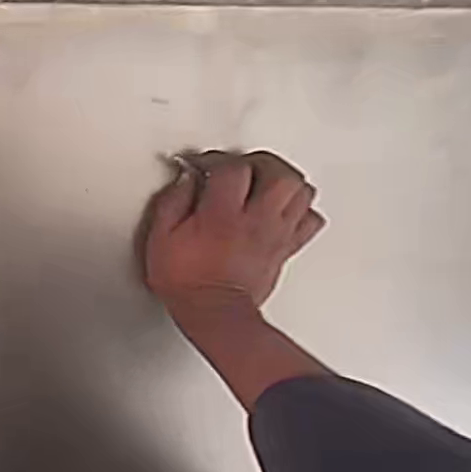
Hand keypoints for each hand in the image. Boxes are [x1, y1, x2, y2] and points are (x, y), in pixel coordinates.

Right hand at [144, 150, 325, 324]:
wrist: (211, 312)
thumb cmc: (185, 280)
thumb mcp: (160, 238)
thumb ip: (171, 203)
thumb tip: (183, 180)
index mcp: (221, 215)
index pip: (231, 168)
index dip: (213, 159)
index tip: (198, 164)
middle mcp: (256, 220)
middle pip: (276, 170)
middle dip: (254, 161)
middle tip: (234, 166)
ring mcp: (276, 233)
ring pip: (300, 189)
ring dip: (280, 178)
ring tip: (259, 181)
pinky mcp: (287, 247)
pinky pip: (310, 219)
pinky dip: (299, 207)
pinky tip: (279, 208)